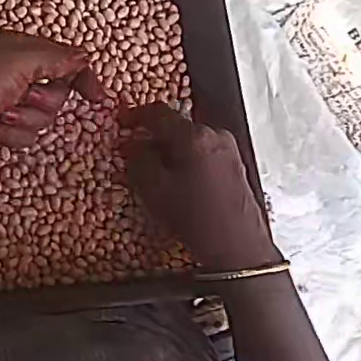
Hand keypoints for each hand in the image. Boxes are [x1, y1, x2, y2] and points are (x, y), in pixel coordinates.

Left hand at [0, 32, 107, 168]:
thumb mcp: (23, 58)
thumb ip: (58, 57)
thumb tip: (83, 57)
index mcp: (20, 49)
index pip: (63, 60)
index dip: (81, 76)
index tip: (96, 95)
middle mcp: (15, 74)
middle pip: (57, 94)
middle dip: (44, 101)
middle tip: (25, 97)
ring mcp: (8, 102)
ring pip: (43, 118)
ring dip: (25, 119)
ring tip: (1, 114)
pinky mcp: (1, 127)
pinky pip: (26, 135)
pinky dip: (11, 134)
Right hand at [120, 102, 277, 269]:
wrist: (238, 246)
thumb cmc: (195, 218)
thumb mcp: (155, 190)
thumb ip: (139, 161)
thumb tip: (134, 146)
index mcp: (194, 136)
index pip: (159, 114)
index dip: (136, 115)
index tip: (122, 121)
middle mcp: (215, 136)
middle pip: (176, 128)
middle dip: (153, 140)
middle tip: (134, 156)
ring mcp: (229, 150)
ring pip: (190, 142)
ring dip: (170, 152)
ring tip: (154, 176)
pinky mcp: (235, 167)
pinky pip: (203, 155)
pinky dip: (186, 162)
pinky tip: (178, 184)